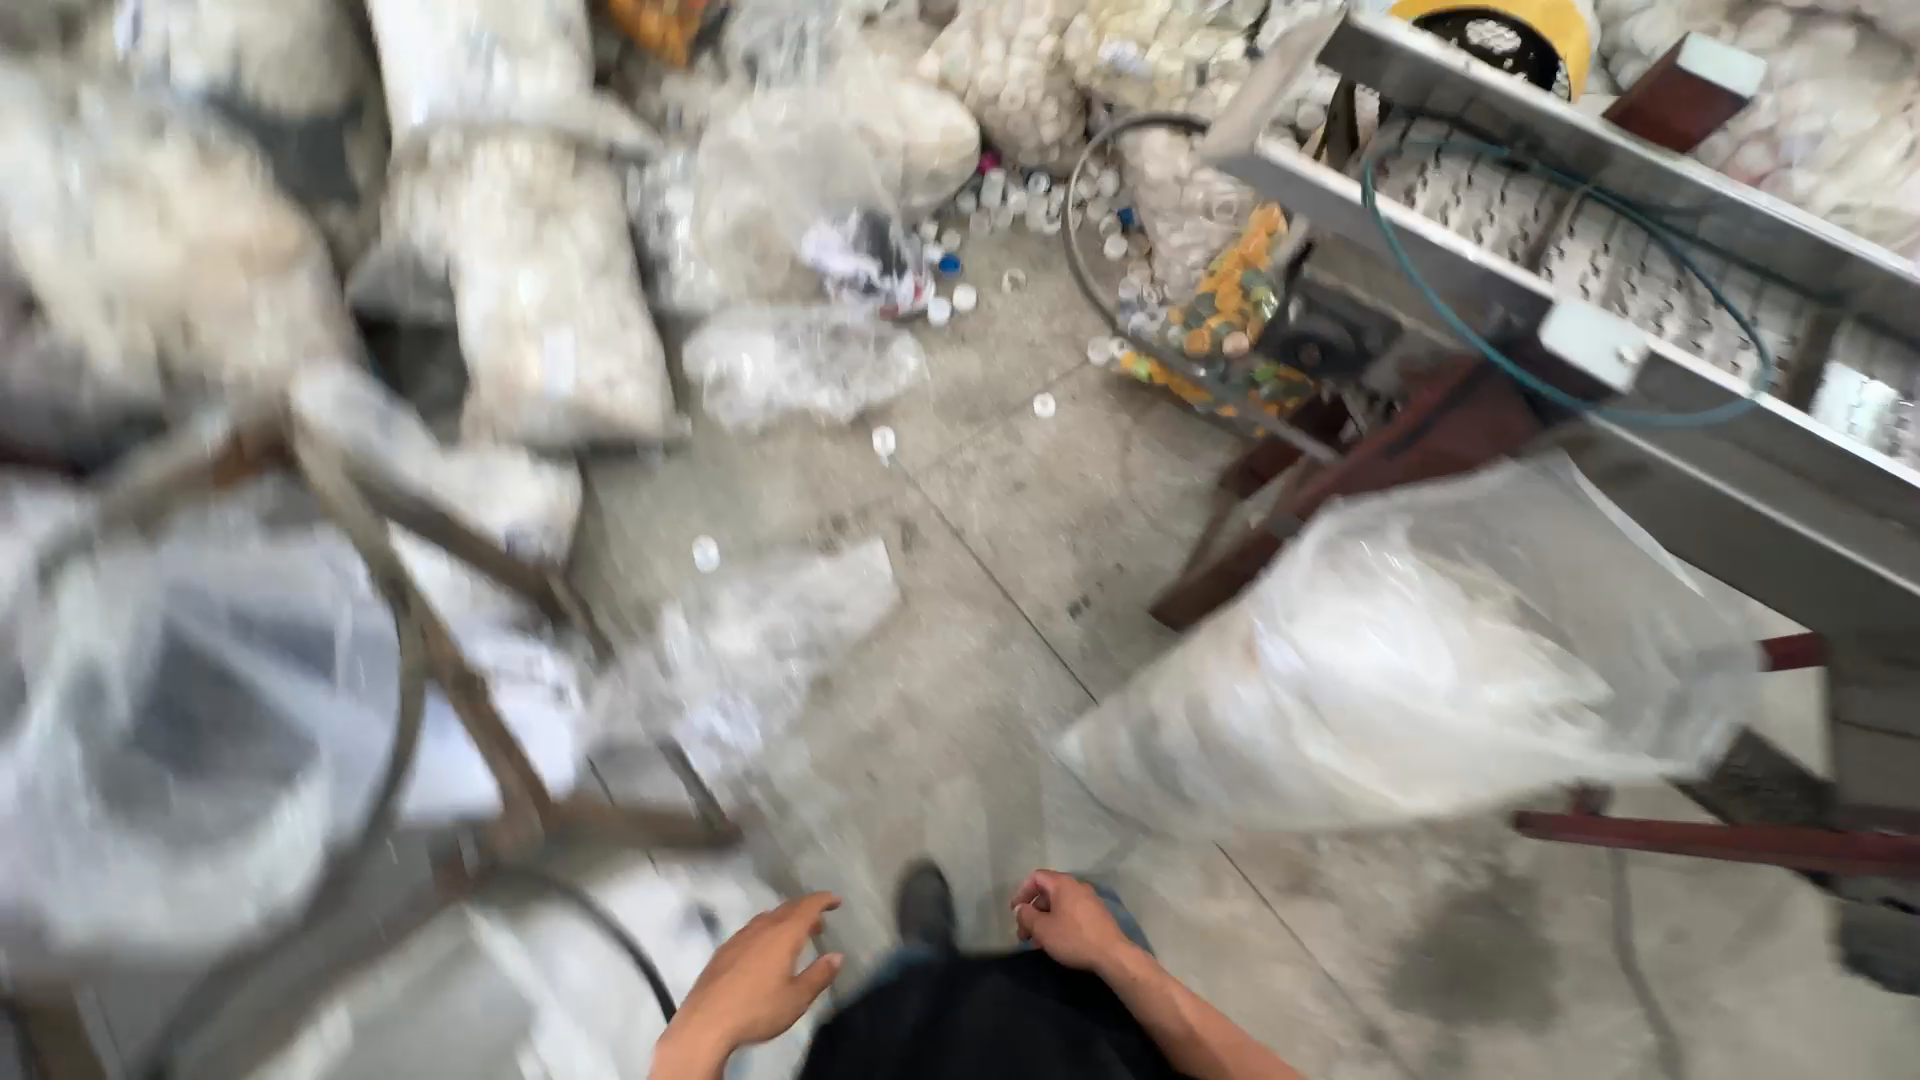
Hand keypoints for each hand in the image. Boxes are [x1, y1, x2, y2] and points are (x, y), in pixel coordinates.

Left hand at [658, 892, 843, 1068]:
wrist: (705, 1023)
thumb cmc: (757, 1009)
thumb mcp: (796, 999)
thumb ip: (819, 975)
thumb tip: (837, 956)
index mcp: (784, 934)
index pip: (808, 906)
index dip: (824, 900)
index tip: (836, 900)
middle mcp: (763, 927)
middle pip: (788, 908)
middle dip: (807, 910)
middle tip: (819, 923)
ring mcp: (740, 936)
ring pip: (768, 917)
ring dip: (785, 920)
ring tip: (793, 936)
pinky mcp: (724, 949)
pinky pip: (752, 929)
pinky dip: (767, 930)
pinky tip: (763, 951)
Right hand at [1011, 870, 1140, 974]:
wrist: (1112, 954)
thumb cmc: (1073, 938)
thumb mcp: (1043, 929)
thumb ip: (1026, 916)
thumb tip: (1020, 909)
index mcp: (1062, 883)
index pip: (1036, 877)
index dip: (1021, 892)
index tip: (1014, 912)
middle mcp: (1076, 885)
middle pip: (1047, 892)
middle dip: (1032, 912)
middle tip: (1024, 934)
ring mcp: (1089, 899)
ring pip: (1059, 904)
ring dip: (1045, 920)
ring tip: (1037, 942)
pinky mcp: (1097, 914)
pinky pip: (1071, 912)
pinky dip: (1059, 922)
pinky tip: (1056, 942)